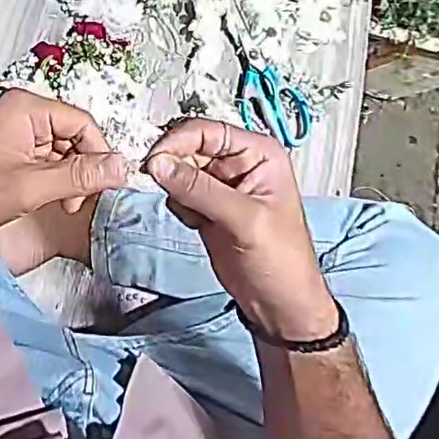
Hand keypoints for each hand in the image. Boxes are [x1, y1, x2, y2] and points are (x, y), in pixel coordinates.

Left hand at [0, 88, 127, 246]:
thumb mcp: (31, 187)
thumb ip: (80, 176)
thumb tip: (121, 167)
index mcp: (24, 108)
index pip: (81, 123)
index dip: (96, 154)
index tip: (101, 184)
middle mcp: (20, 112)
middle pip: (72, 134)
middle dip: (80, 167)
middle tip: (75, 199)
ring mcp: (14, 129)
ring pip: (61, 148)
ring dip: (66, 175)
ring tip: (58, 201)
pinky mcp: (9, 147)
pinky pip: (45, 157)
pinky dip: (51, 177)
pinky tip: (46, 196)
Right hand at [145, 120, 338, 341]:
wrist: (280, 307)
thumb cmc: (283, 262)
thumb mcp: (244, 220)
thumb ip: (200, 190)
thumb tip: (161, 163)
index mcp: (258, 153)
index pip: (209, 130)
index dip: (178, 140)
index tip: (155, 158)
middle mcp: (238, 163)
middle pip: (190, 146)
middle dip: (172, 164)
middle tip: (158, 181)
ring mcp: (221, 185)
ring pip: (179, 169)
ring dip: (175, 188)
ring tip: (194, 213)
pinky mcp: (206, 206)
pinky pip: (178, 192)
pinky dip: (179, 206)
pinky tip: (195, 223)